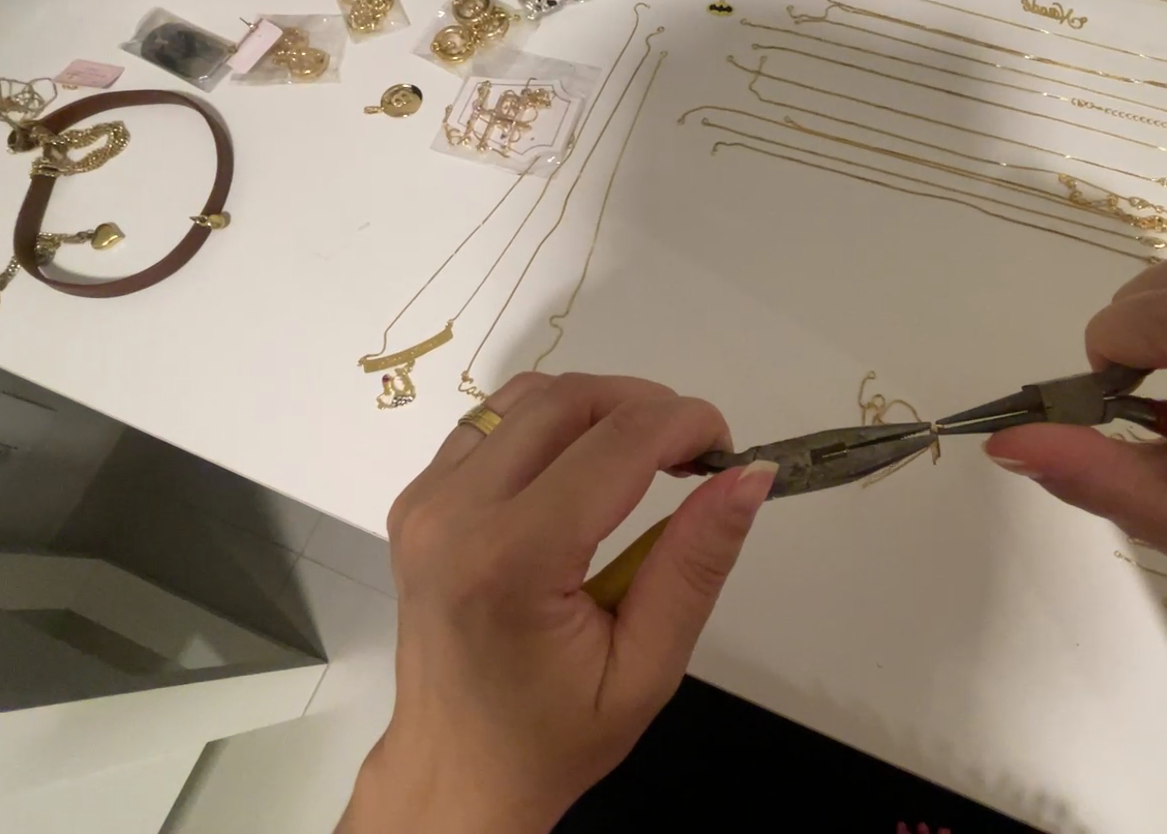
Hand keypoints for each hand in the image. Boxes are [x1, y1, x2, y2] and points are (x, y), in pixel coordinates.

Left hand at [339, 373, 774, 833]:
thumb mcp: (648, 667)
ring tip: (645, 455)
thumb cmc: (554, 736)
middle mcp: (455, 511)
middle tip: (693, 453)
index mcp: (511, 560)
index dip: (686, 423)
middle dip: (650, 405)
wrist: (453, 770)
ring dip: (603, 405)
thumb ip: (697, 563)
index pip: (617, 443)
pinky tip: (582, 463)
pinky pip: (496, 417)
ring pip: (533, 395)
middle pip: (572, 400)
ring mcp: (426, 497)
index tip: (726, 447)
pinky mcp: (418, 495)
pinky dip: (554, 418)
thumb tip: (748, 475)